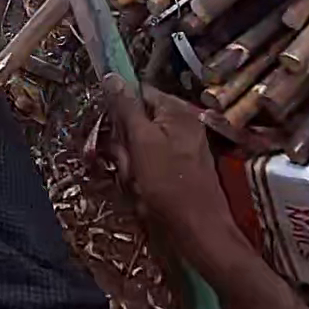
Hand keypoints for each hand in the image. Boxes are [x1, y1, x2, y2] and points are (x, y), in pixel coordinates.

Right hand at [104, 75, 253, 273]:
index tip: (108, 129)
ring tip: (138, 185)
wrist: (200, 233)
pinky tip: (144, 195)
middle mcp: (180, 124)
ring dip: (131, 166)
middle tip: (128, 166)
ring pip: (139, 148)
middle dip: (125, 145)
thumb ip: (126, 108)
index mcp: (176, 110)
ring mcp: (180, 148)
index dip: (120, 109)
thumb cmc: (169, 185)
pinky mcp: (177, 171)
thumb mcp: (142, 141)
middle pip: (137, 122)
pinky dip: (141, 180)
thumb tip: (111, 74)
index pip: (139, 93)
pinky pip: (149, 166)